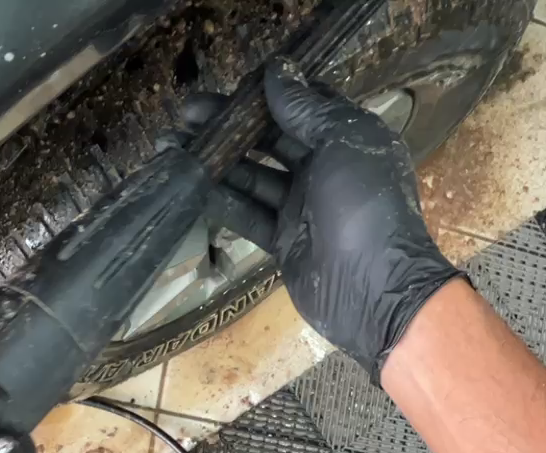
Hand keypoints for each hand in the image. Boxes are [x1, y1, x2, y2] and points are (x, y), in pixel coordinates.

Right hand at [219, 58, 463, 378]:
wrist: (373, 288)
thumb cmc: (366, 205)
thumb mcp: (343, 141)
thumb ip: (306, 109)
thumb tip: (275, 71)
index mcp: (346, 140)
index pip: (302, 106)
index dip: (267, 94)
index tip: (231, 86)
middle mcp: (323, 170)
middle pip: (270, 140)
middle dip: (230, 126)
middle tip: (187, 114)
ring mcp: (301, 209)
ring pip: (252, 177)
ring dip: (216, 162)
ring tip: (172, 145)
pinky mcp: (283, 243)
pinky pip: (249, 215)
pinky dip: (222, 201)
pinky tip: (191, 185)